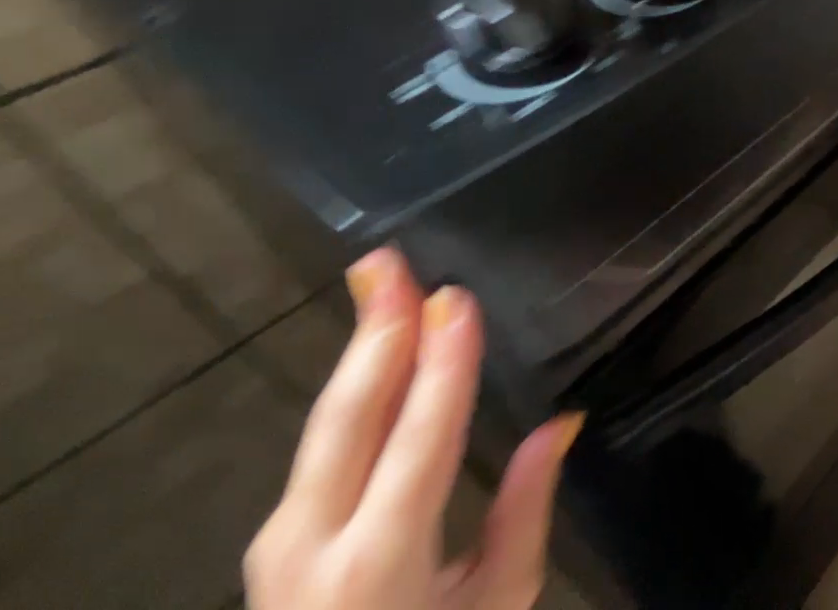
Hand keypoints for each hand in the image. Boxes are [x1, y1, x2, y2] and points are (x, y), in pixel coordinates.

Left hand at [245, 246, 582, 609]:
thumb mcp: (498, 603)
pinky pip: (324, 442)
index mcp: (380, 565)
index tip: (454, 300)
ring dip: (361, 347)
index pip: (419, 444)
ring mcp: (281, 537)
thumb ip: (524, 511)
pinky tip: (378, 347)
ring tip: (381, 282)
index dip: (441, 369)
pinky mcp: (278, 532)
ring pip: (326, 423)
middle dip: (373, 333)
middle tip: (387, 261)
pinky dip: (357, 385)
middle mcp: (313, 544)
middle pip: (345, 420)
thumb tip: (560, 424)